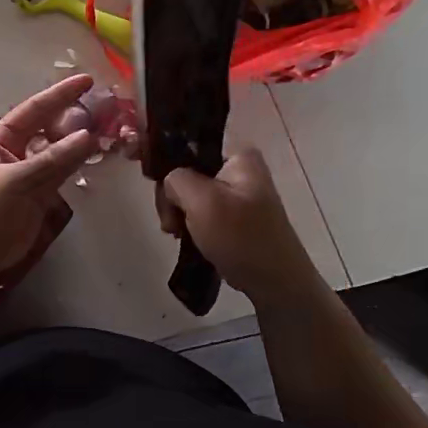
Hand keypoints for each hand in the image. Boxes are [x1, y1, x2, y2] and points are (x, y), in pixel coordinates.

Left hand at [0, 75, 96, 275]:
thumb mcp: (16, 181)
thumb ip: (53, 159)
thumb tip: (88, 136)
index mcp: (0, 140)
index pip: (33, 110)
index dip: (59, 95)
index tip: (86, 81)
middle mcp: (16, 151)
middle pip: (49, 127)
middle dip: (75, 116)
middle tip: (106, 106)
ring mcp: (30, 172)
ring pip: (60, 150)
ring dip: (81, 140)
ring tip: (109, 126)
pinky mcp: (41, 194)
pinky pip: (63, 172)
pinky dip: (79, 163)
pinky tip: (98, 153)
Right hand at [158, 149, 317, 300]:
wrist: (274, 282)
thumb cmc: (240, 236)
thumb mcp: (202, 200)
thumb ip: (176, 179)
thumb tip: (170, 185)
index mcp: (238, 155)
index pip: (188, 146)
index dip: (165, 162)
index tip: (152, 187)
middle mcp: (239, 168)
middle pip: (187, 172)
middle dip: (172, 197)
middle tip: (171, 223)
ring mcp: (238, 194)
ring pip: (190, 194)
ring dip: (178, 214)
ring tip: (177, 234)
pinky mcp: (234, 216)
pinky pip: (201, 211)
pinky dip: (189, 224)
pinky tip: (186, 238)